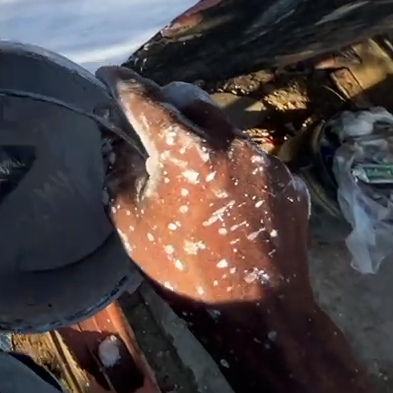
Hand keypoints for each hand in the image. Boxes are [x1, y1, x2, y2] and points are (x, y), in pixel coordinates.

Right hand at [99, 67, 311, 305]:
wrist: (263, 317)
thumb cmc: (182, 268)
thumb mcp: (127, 216)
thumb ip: (117, 165)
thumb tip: (113, 134)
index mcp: (184, 149)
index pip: (143, 97)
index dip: (119, 82)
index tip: (105, 75)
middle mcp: (228, 142)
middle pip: (187, 97)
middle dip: (163, 101)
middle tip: (146, 120)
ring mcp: (263, 160)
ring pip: (219, 123)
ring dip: (197, 130)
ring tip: (184, 158)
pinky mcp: (287, 180)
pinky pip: (247, 153)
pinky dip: (226, 158)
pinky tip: (217, 187)